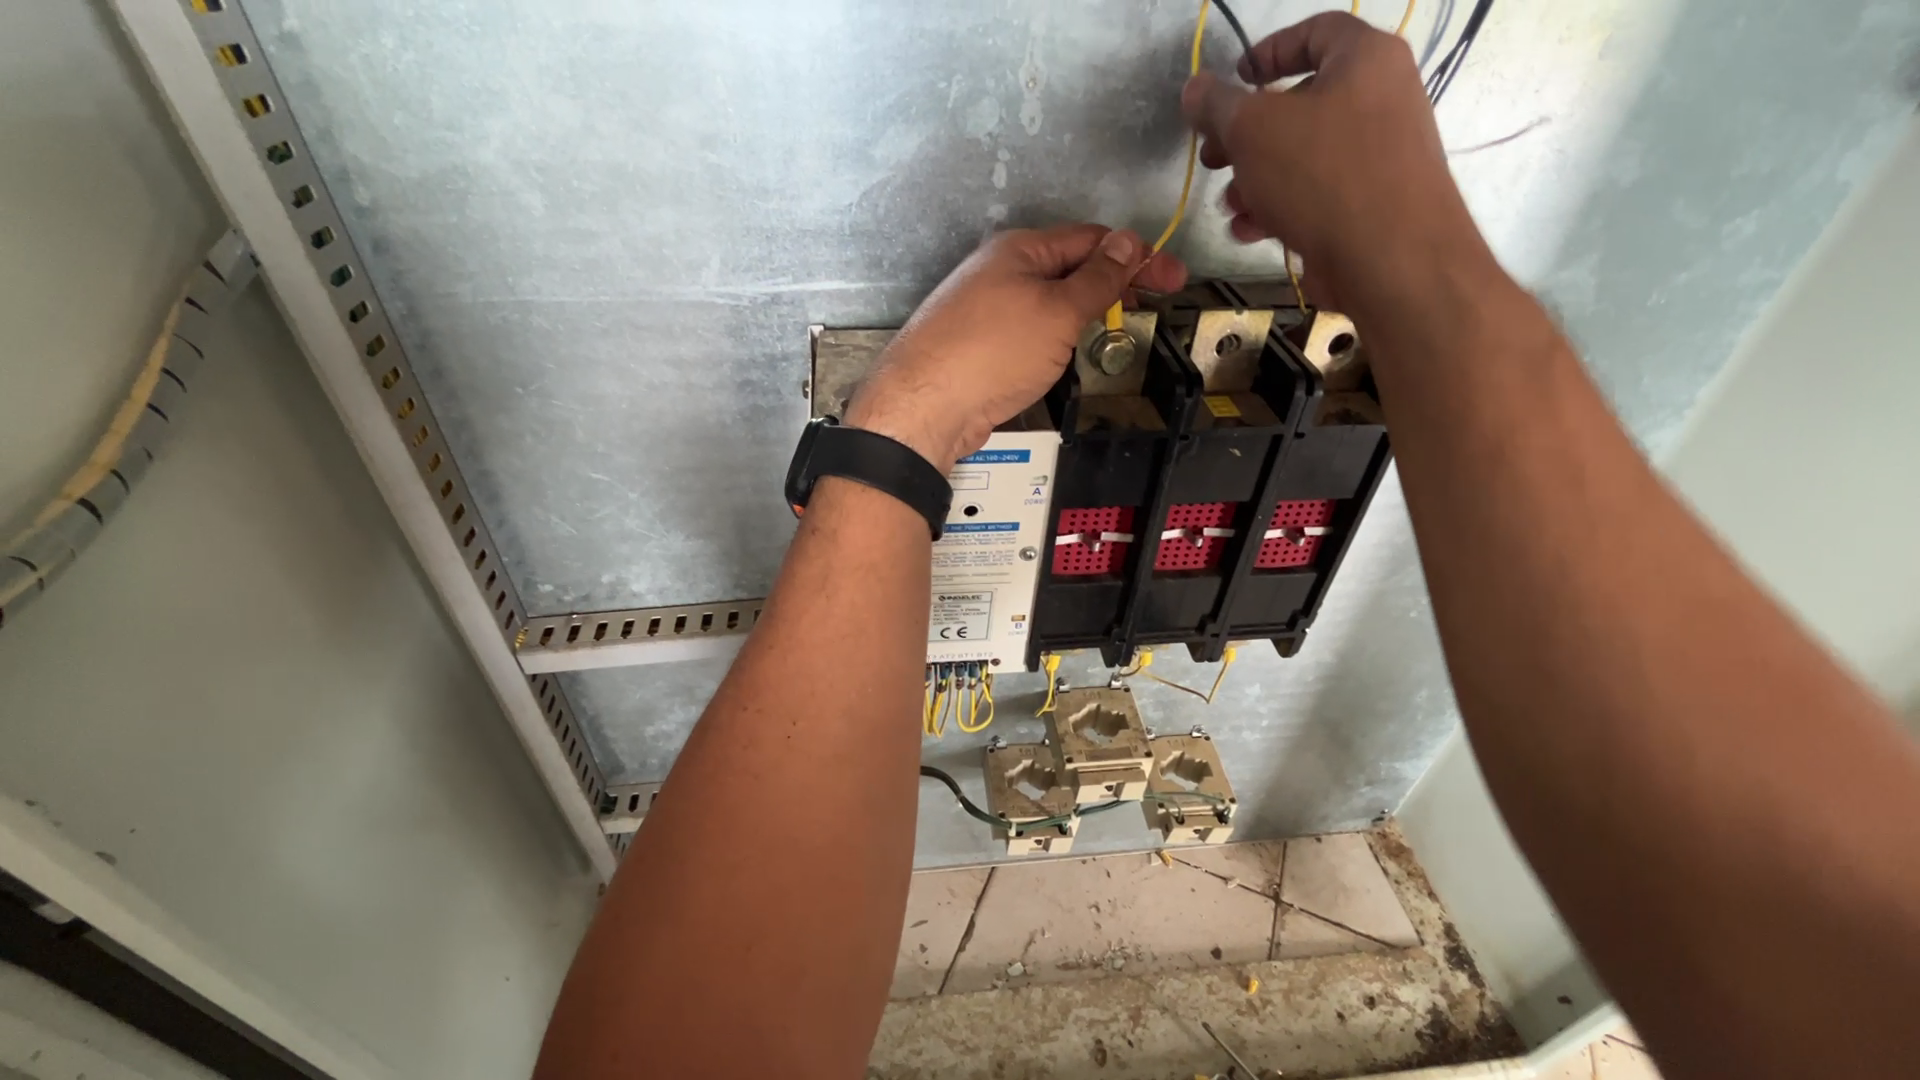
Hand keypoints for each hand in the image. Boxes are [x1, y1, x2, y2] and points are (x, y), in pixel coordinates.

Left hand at [845, 225, 1185, 472]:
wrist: (926, 409)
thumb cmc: (990, 353)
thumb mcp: (1057, 311)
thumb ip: (1096, 279)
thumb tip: (1125, 244)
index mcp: (1019, 250)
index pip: (1091, 240)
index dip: (1136, 255)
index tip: (1171, 277)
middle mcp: (999, 272)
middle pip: (1070, 268)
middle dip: (1115, 282)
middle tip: (1154, 303)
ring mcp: (987, 310)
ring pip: (1049, 303)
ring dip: (1085, 310)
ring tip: (1119, 324)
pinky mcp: (981, 347)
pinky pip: (1030, 331)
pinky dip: (1057, 336)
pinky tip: (1069, 350)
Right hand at [1181, 12, 1493, 315]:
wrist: (1390, 258)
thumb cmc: (1321, 175)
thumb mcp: (1252, 131)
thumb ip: (1217, 105)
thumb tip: (1194, 89)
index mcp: (1365, 59)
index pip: (1316, 31)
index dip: (1268, 50)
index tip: (1234, 79)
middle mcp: (1382, 98)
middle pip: (1301, 102)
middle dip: (1247, 134)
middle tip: (1213, 156)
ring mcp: (1381, 154)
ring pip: (1304, 154)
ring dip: (1257, 178)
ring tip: (1230, 204)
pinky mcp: (1373, 202)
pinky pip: (1319, 192)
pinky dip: (1282, 206)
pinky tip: (1251, 230)